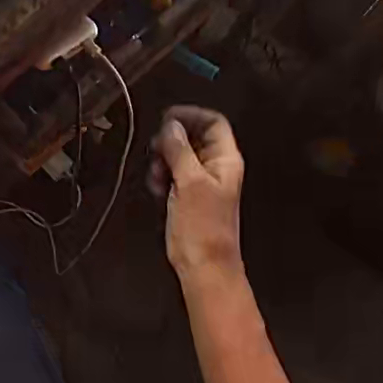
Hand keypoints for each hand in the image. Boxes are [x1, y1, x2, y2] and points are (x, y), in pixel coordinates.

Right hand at [147, 105, 244, 277]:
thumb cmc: (203, 227)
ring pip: (179, 156)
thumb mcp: (190, 182)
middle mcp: (216, 167)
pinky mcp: (188, 197)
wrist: (203, 266)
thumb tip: (170, 125)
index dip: (190, 116)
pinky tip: (158, 189)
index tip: (166, 120)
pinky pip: (173, 176)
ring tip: (157, 177)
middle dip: (171, 142)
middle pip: (193, 137)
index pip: (213, 122)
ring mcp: (201, 182)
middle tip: (157, 153)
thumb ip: (179, 149)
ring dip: (163, 161)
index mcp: (226, 159)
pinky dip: (163, 178)